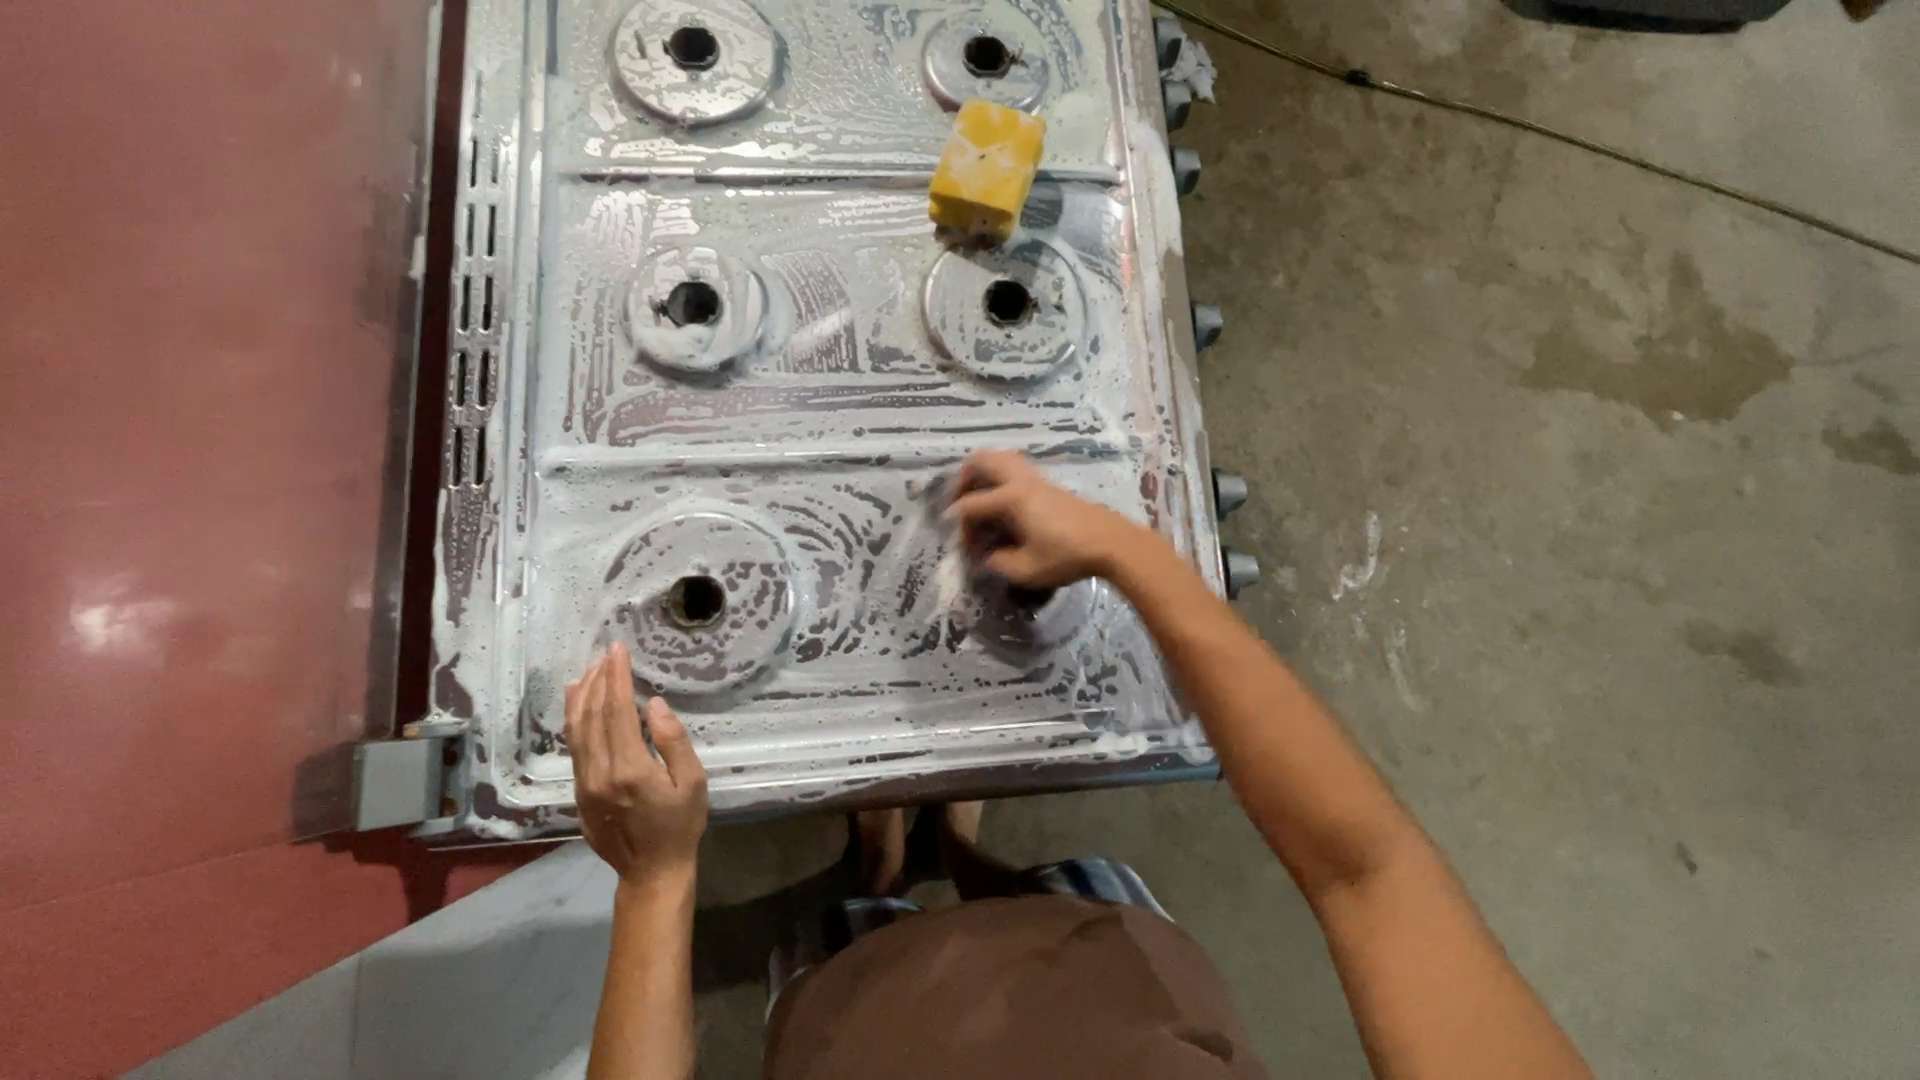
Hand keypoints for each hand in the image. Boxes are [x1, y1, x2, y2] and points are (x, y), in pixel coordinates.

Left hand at [565, 643, 708, 887]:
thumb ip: (673, 742)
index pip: (618, 711)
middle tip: (607, 654)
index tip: (619, 651)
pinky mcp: (579, 792)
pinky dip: (574, 720)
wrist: (651, 872)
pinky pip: (574, 747)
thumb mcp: (693, 783)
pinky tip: (579, 706)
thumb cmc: (680, 826)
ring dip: (582, 697)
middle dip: (599, 680)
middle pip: (592, 716)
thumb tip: (654, 705)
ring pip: (576, 730)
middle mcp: (600, 773)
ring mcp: (584, 784)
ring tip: (589, 671)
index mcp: (630, 769)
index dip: (617, 677)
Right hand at [943, 449, 1149, 586]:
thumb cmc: (1067, 556)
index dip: (959, 526)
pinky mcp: (1048, 485)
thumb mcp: (1027, 570)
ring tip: (978, 500)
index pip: (971, 506)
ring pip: (1001, 458)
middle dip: (963, 479)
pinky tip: (1002, 507)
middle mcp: (1020, 482)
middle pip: (982, 460)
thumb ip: (998, 563)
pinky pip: (1014, 469)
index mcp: (1011, 499)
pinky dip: (999, 479)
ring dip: (982, 474)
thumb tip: (986, 558)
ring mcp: (1036, 479)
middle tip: (959, 502)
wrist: (1110, 543)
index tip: (960, 547)